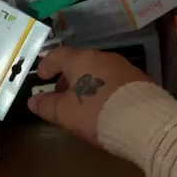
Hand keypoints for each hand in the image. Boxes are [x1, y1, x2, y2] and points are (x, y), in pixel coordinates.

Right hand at [26, 46, 149, 145]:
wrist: (143, 121)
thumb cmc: (95, 113)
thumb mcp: (65, 113)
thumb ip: (47, 105)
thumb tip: (32, 100)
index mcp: (81, 59)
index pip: (58, 55)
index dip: (47, 66)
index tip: (41, 78)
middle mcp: (102, 56)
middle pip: (79, 62)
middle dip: (68, 77)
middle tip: (61, 93)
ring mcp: (123, 66)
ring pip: (97, 70)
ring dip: (86, 83)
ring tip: (83, 102)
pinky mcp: (138, 79)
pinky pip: (113, 80)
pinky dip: (103, 88)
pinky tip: (104, 105)